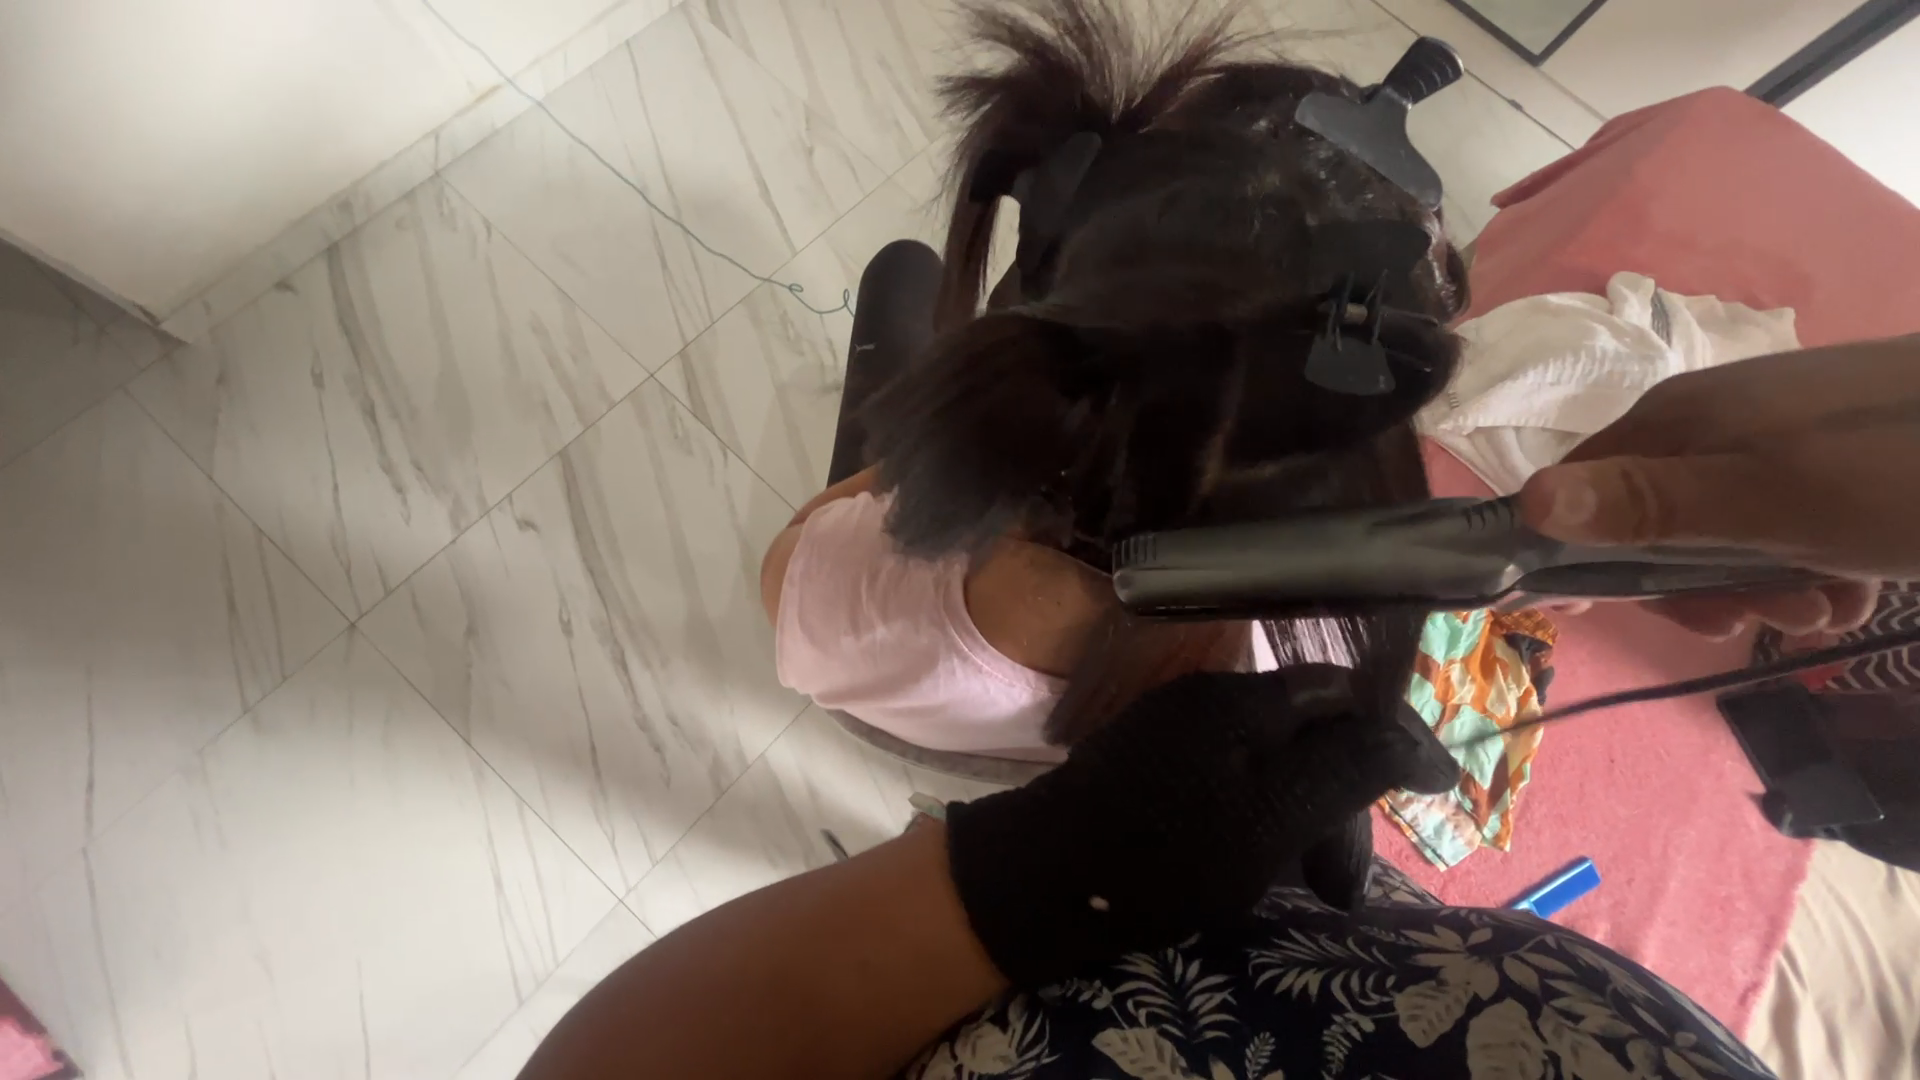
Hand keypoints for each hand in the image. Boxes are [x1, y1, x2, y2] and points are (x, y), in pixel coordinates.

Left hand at [943, 667, 1455, 986]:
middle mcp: (1206, 696)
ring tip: (1310, 885)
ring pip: (1267, 760)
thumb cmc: (1162, 853)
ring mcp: (1173, 723)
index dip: (1389, 735)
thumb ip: (1342, 769)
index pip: (1341, 692)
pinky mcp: (1150, 754)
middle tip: (1344, 881)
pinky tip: (1258, 863)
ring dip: (1300, 816)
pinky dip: (1257, 815)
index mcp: (1239, 698)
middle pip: (1304, 732)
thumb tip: (1412, 739)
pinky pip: (1227, 773)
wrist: (1044, 875)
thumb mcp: (1270, 819)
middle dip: (1338, 799)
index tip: (1429, 785)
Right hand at [1517, 335, 1919, 636]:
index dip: (1576, 554)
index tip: (1610, 612)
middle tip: (1745, 620)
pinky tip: (1851, 585)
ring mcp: (1777, 435)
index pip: (1574, 492)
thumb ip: (1643, 503)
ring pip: (1715, 525)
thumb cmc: (1916, 474)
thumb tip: (1520, 500)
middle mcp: (1710, 421)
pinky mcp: (1838, 454)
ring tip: (1819, 608)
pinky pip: (1778, 518)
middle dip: (1682, 580)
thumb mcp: (1769, 501)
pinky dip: (1801, 562)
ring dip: (1749, 582)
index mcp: (1675, 422)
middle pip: (1643, 516)